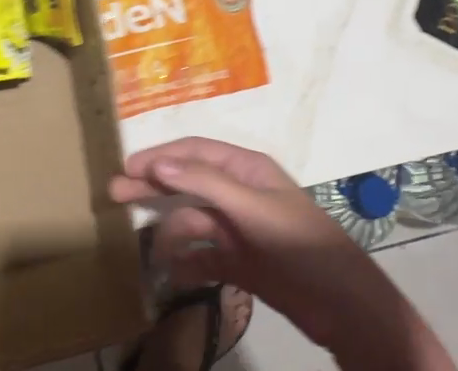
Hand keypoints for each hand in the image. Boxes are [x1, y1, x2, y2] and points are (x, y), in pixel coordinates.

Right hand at [109, 138, 361, 349]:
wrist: (343, 305)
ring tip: (151, 249)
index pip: (193, 152)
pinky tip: (173, 273)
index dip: (159, 157)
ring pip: (191, 222)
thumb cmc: (300, 242)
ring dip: (170, 233)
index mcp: (245, 169)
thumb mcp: (253, 208)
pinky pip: (202, 257)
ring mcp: (238, 229)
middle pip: (186, 183)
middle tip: (114, 195)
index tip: (126, 168)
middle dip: (152, 188)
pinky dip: (186, 263)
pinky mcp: (239, 263)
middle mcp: (238, 194)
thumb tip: (157, 164)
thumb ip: (204, 184)